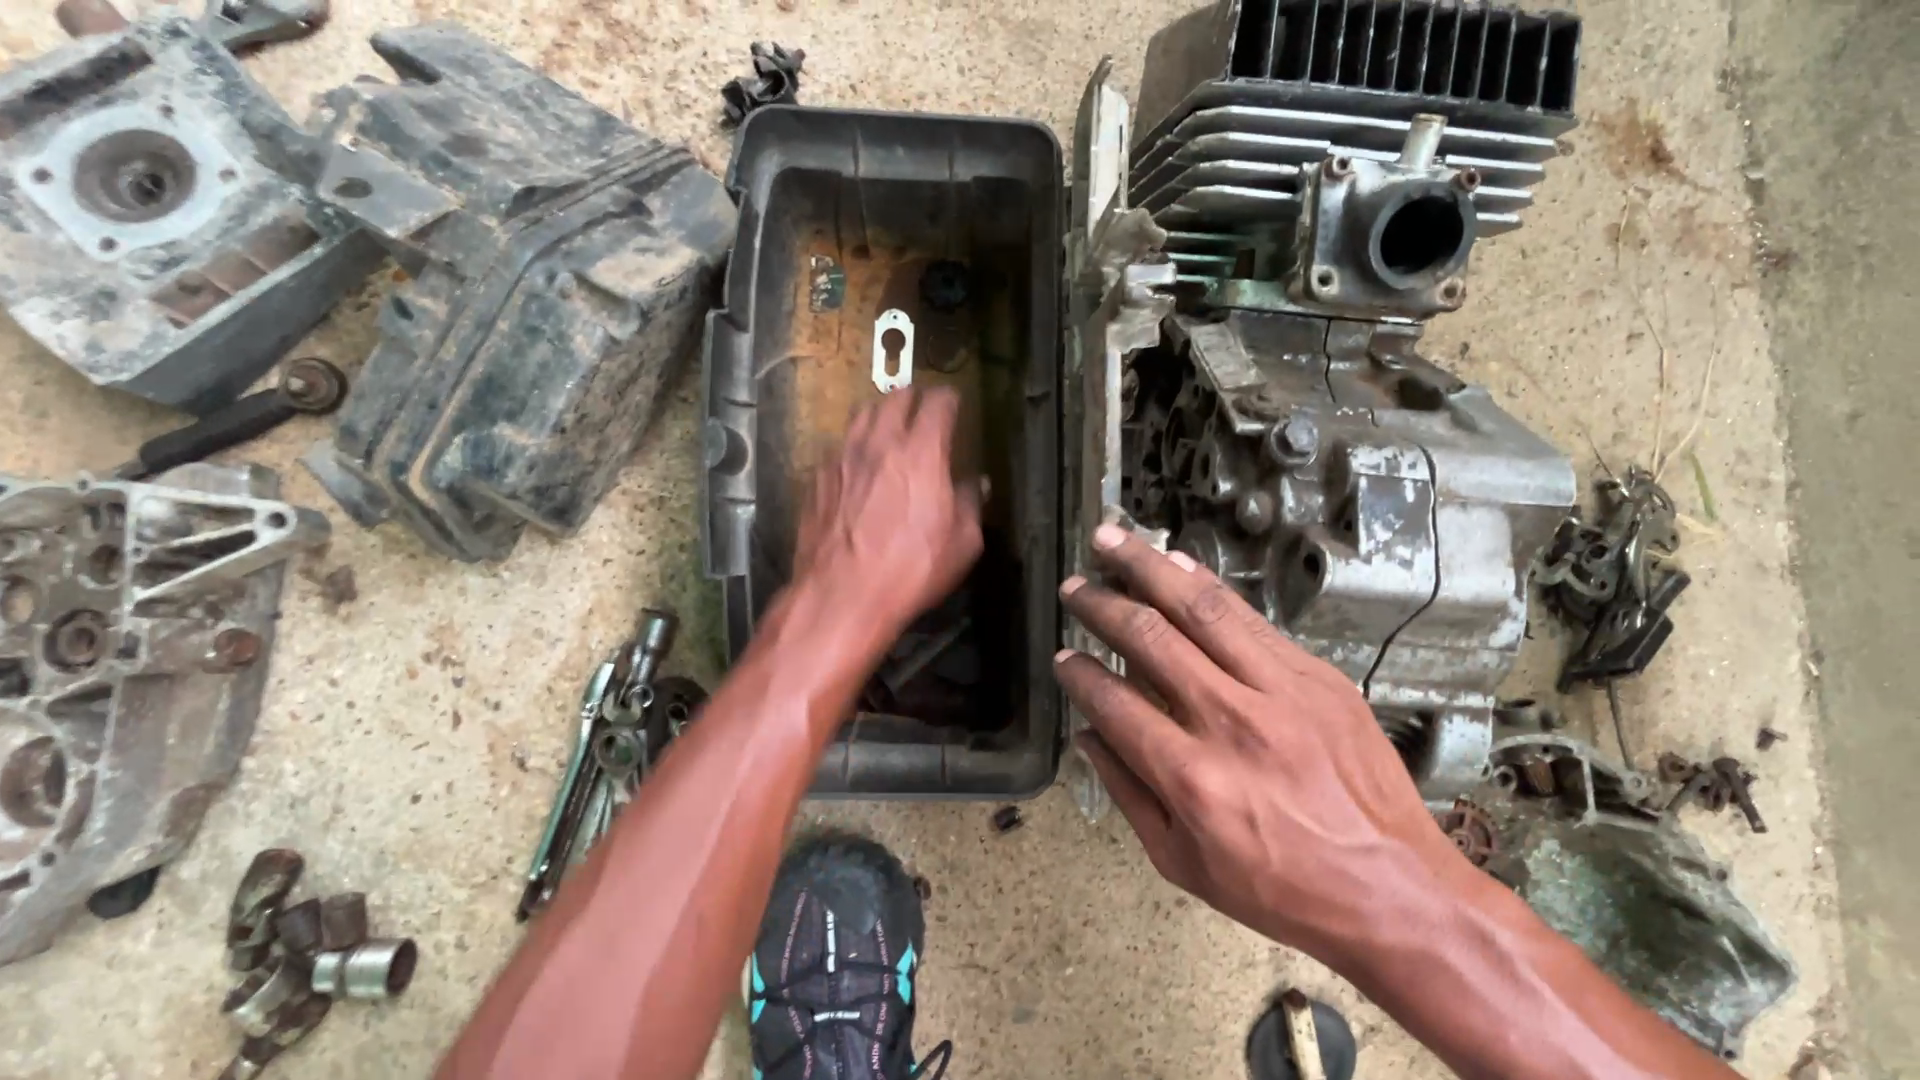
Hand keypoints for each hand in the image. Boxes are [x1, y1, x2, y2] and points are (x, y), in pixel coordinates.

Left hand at [794, 386, 983, 632]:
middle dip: (914, 399)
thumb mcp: (961, 544)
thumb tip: (974, 485)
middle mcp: (879, 443)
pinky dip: (854, 447)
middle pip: (896, 398)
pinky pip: (839, 447)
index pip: (938, 403)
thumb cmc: (911, 570)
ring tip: (889, 429)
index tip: (954, 405)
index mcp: (921, 452)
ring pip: (861, 415)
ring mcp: (842, 458)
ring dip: (880, 415)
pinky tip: (858, 467)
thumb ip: (969, 505)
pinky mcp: (817, 479)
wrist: (842, 595)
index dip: (949, 400)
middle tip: (923, 412)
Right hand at [1053, 524, 1464, 967]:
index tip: (1062, 658)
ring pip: (1201, 608)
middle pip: (1151, 638)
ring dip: (1148, 567)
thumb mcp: (1182, 863)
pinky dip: (1207, 584)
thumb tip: (1088, 735)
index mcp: (1192, 776)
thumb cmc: (1281, 890)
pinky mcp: (1318, 676)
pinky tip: (1177, 562)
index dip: (1078, 674)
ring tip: (1111, 540)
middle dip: (1100, 604)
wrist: (1396, 890)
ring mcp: (1282, 690)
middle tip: (1072, 586)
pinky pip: (1251, 617)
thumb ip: (1127, 793)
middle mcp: (1232, 720)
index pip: (1114, 702)